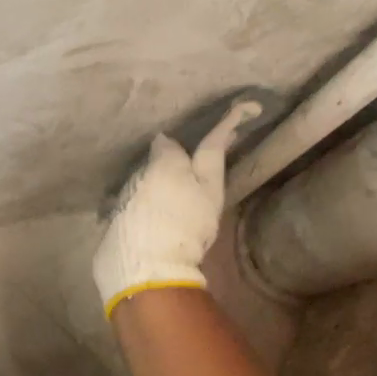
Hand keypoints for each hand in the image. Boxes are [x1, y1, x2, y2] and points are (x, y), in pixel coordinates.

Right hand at [93, 100, 262, 316]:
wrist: (141, 268)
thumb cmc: (161, 215)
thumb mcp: (167, 173)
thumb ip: (169, 153)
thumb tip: (166, 142)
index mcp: (207, 184)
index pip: (215, 146)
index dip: (226, 126)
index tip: (244, 107)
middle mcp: (198, 200)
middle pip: (198, 167)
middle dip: (199, 148)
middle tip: (200, 126)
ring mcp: (176, 218)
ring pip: (174, 183)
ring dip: (168, 168)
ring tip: (156, 151)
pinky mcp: (152, 230)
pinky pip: (152, 200)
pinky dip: (145, 188)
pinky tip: (132, 182)